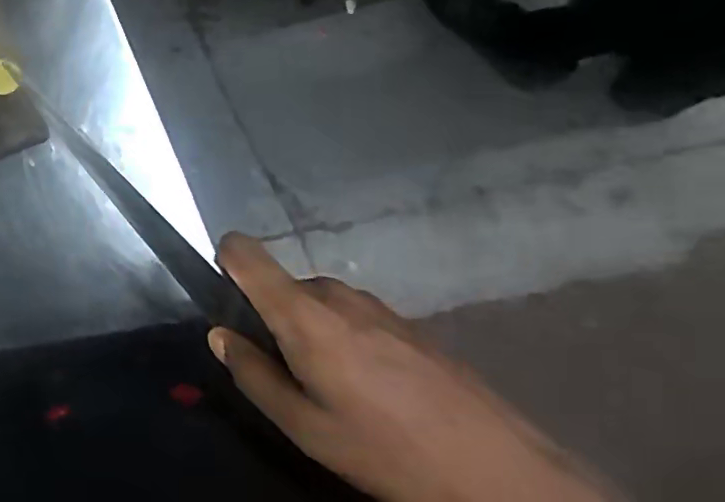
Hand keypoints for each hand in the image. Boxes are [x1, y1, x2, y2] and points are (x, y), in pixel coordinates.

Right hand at [209, 233, 619, 501]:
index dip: (224, 262)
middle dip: (275, 320)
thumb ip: (253, 375)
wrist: (504, 474)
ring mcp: (373, 303)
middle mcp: (333, 292)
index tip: (230, 304)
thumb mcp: (307, 429)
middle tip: (294, 377)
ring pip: (318, 304)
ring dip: (314, 333)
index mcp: (301, 312)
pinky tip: (378, 394)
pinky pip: (353, 317)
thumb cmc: (390, 451)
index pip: (242, 249)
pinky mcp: (405, 320)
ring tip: (340, 392)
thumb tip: (220, 336)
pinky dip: (348, 342)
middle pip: (281, 285)